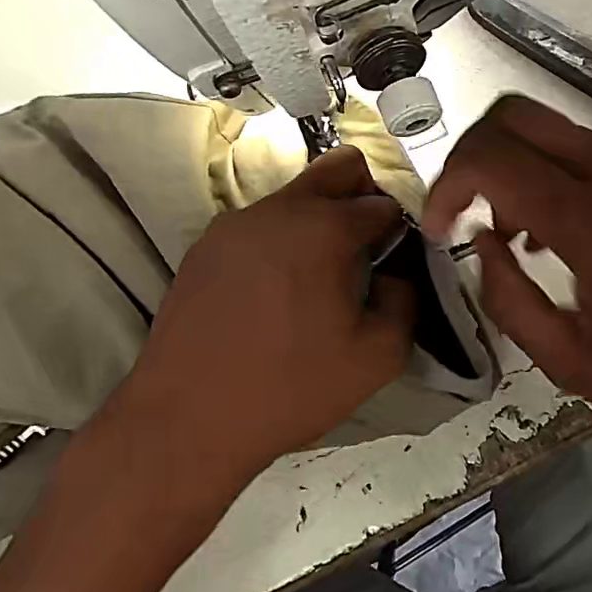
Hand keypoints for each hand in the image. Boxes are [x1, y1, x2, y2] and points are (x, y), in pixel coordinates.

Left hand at [104, 147, 415, 485]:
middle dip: (364, 197)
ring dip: (320, 224)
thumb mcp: (378, 357)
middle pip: (337, 169)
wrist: (186, 421)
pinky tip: (277, 296)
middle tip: (368, 251)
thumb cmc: (290, 387)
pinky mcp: (203, 250)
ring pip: (295, 199)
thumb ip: (405, 302)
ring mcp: (232, 226)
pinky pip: (260, 227)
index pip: (382, 203)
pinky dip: (282, 244)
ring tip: (319, 283)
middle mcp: (276, 211)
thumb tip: (394, 276)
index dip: (399, 230)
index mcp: (324, 228)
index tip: (397, 262)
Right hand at [424, 97, 591, 436]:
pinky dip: (555, 176)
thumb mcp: (568, 359)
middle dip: (472, 156)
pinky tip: (564, 232)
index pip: (492, 159)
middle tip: (465, 212)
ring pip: (553, 129)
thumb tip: (482, 241)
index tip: (439, 228)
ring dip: (516, 168)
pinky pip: (590, 151)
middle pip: (516, 115)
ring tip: (517, 237)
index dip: (447, 187)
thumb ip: (506, 298)